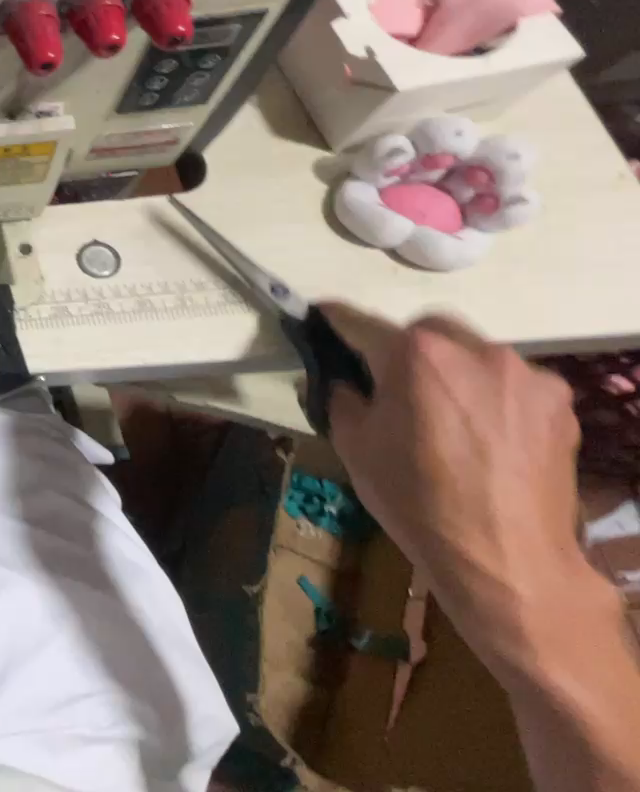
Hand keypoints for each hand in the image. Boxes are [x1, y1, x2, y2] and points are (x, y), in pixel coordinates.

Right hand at [318, 304, 589, 662]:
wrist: (503, 553)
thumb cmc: (412, 495)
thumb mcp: (351, 442)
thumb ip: (342, 395)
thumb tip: (343, 378)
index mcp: (414, 356)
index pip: (358, 321)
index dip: (331, 321)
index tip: (315, 319)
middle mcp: (474, 351)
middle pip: (425, 329)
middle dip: (401, 346)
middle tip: (385, 381)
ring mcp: (525, 375)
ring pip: (471, 353)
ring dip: (447, 369)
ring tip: (437, 412)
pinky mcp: (558, 403)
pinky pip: (508, 381)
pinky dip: (486, 393)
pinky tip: (478, 431)